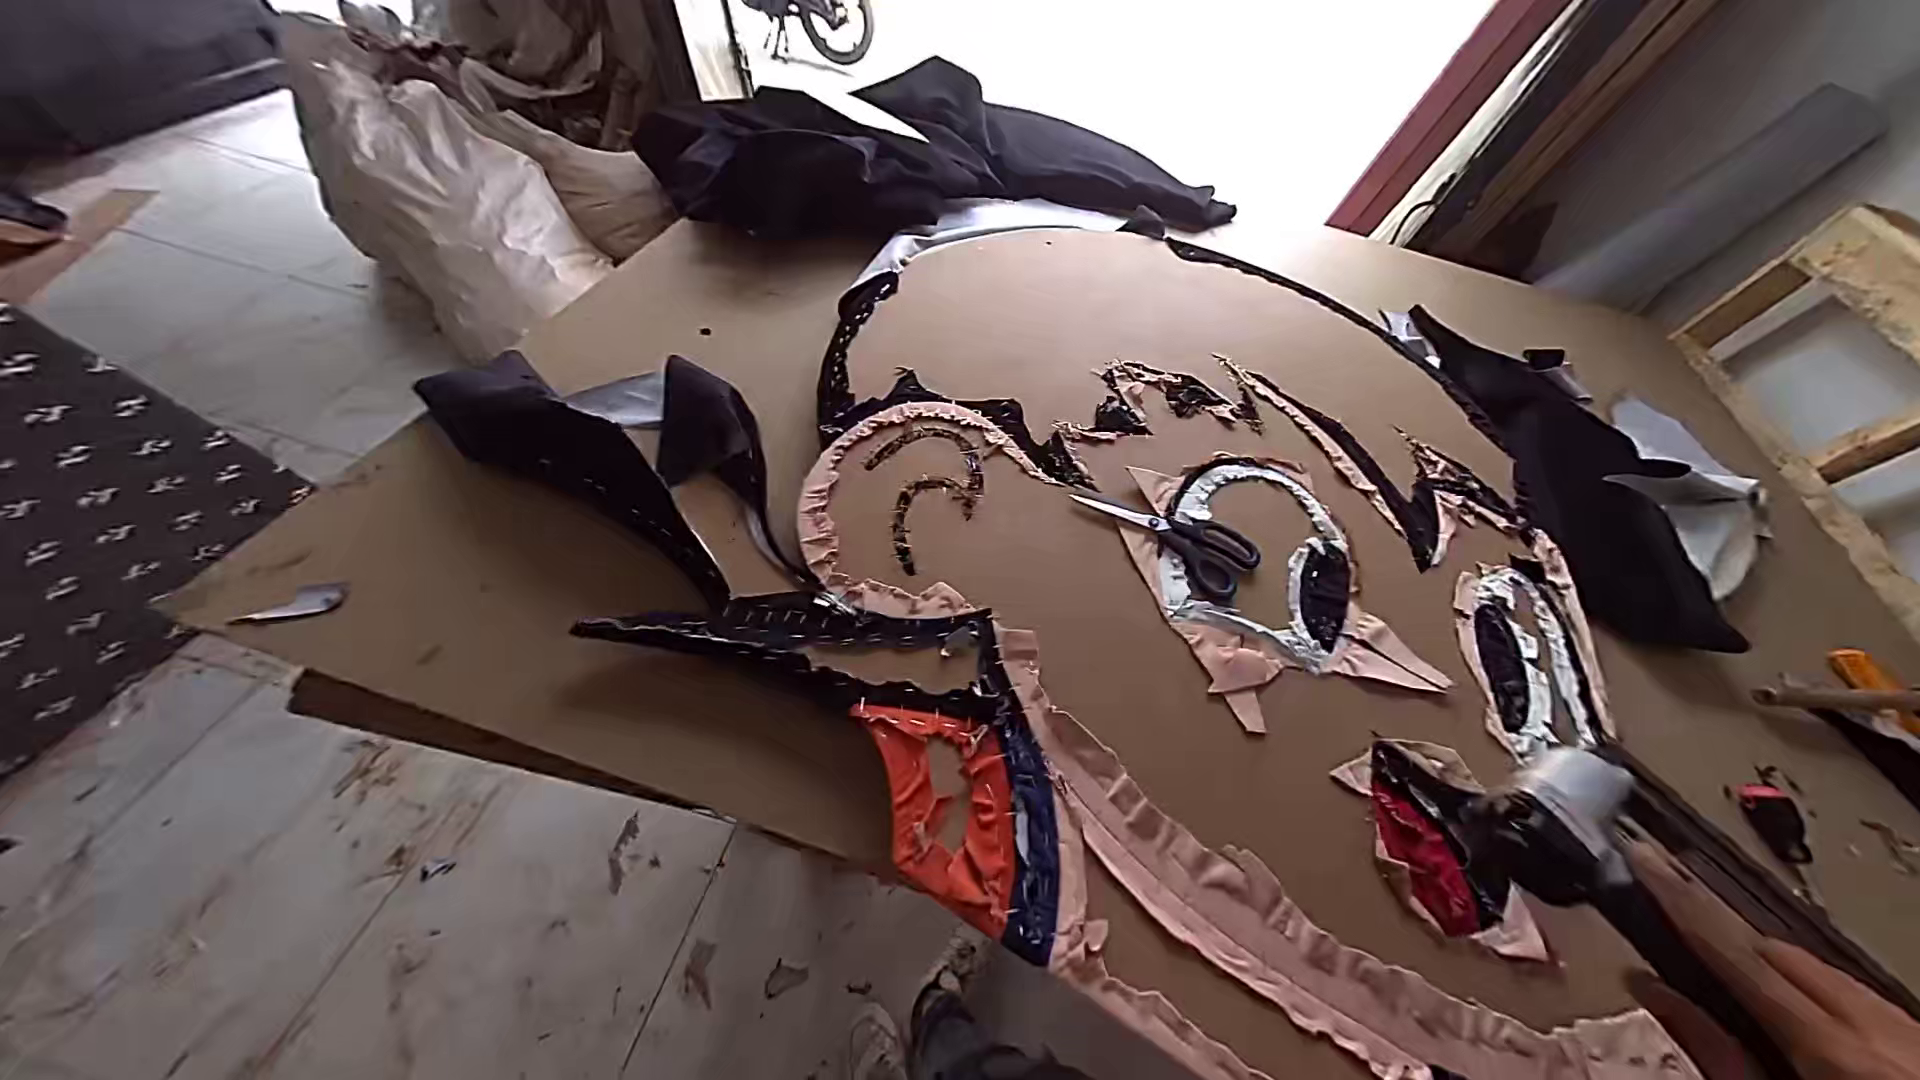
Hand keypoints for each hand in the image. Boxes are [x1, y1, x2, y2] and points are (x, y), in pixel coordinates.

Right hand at [1624, 841, 1919, 1079]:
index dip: (1679, 898)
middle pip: (1785, 955)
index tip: (1643, 854)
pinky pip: (1882, 1008)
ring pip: (1836, 977)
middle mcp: (1887, 1037)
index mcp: (1831, 1053)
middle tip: (1688, 951)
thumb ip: (1714, 1051)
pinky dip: (1837, 1003)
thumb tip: (1646, 984)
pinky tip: (1829, 1031)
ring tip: (1759, 999)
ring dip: (1785, 974)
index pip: (1732, 950)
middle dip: (1733, 945)